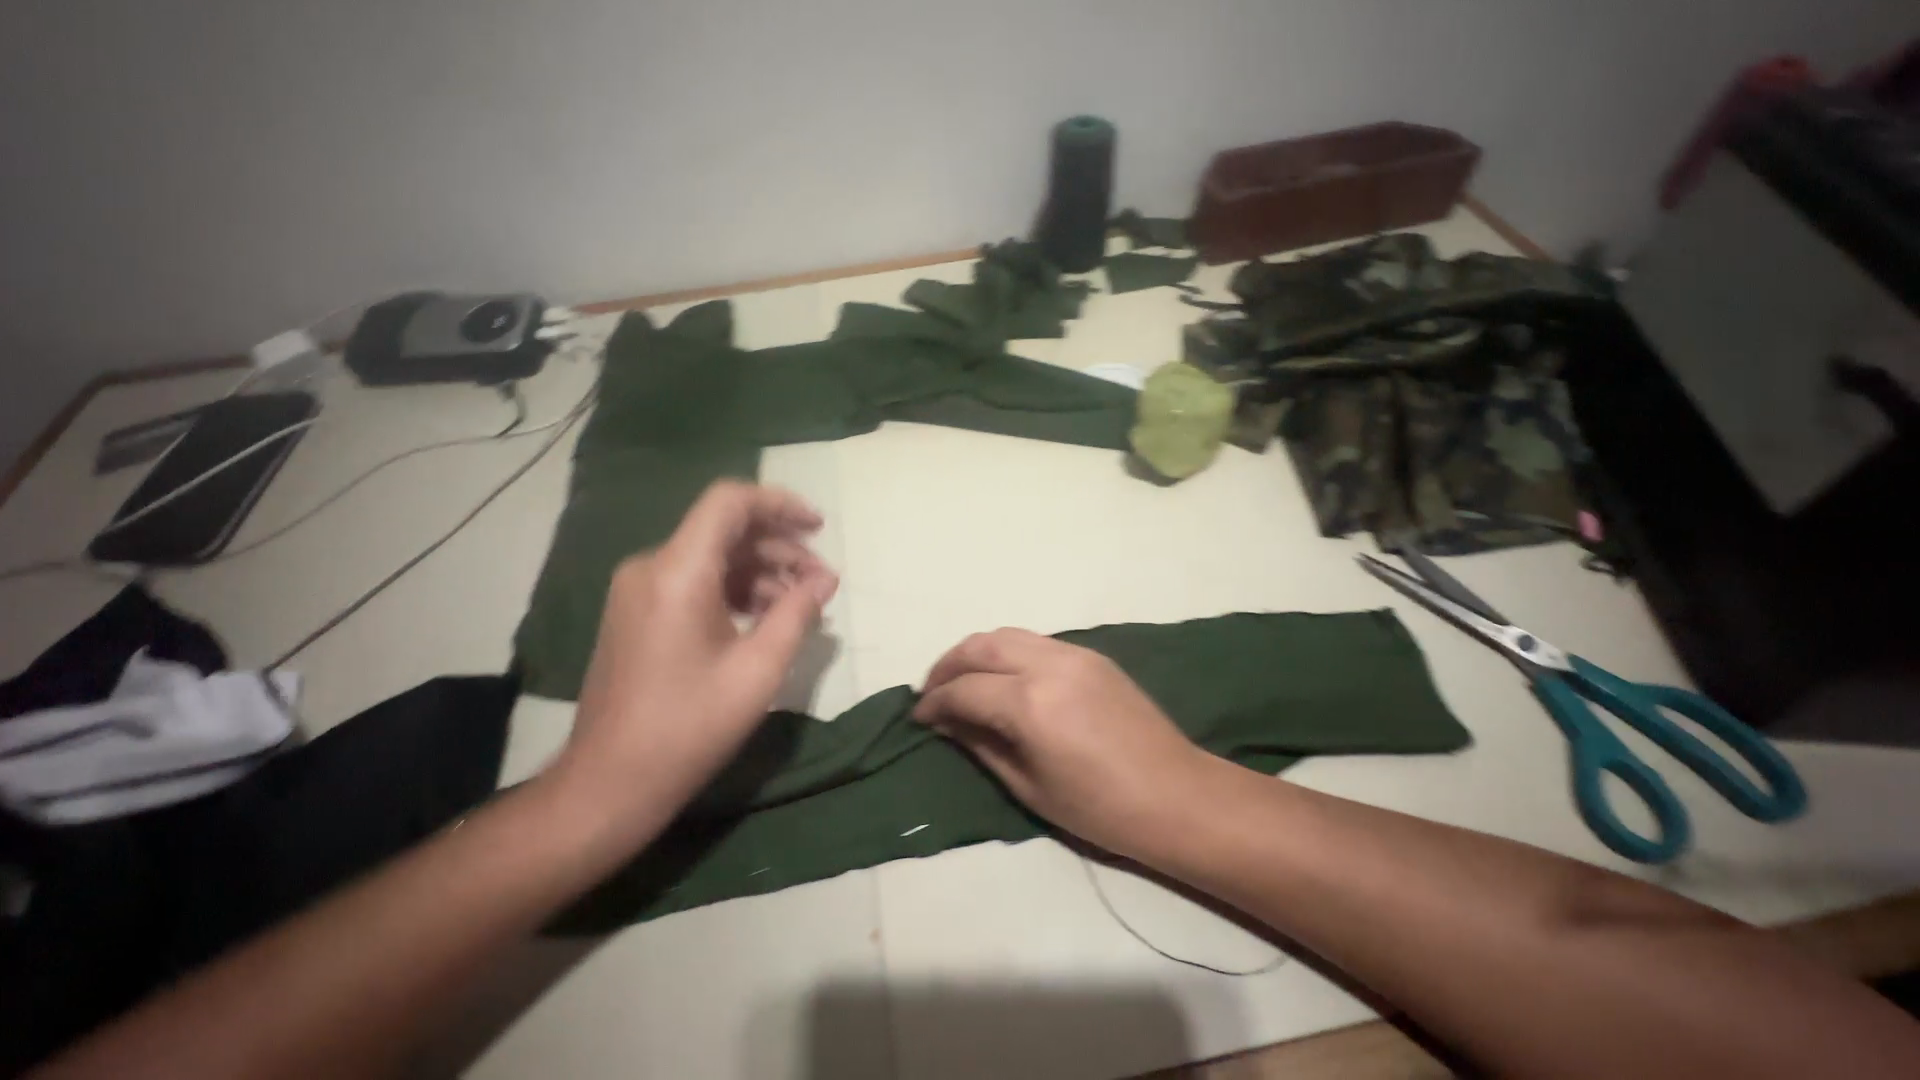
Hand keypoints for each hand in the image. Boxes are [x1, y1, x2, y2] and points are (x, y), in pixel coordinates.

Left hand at [553, 481, 838, 829]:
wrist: (610, 781)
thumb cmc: (689, 726)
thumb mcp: (758, 670)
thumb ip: (797, 613)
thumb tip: (824, 580)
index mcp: (678, 571)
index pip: (730, 502)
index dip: (780, 504)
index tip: (819, 527)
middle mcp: (651, 567)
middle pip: (723, 529)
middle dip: (778, 546)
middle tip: (820, 579)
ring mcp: (638, 591)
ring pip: (710, 557)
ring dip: (759, 571)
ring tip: (800, 604)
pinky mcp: (635, 614)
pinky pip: (692, 582)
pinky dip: (732, 590)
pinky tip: (763, 619)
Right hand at [912, 628, 1213, 858]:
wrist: (1175, 796)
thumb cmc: (1099, 809)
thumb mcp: (1028, 786)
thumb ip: (981, 745)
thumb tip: (947, 722)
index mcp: (1030, 703)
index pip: (964, 690)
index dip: (934, 703)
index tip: (918, 717)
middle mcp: (1048, 665)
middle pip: (980, 647)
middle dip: (948, 666)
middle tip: (933, 693)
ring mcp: (1074, 654)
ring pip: (1008, 635)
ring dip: (976, 653)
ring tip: (962, 682)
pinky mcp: (1093, 656)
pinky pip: (1036, 642)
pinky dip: (1008, 652)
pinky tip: (1003, 679)